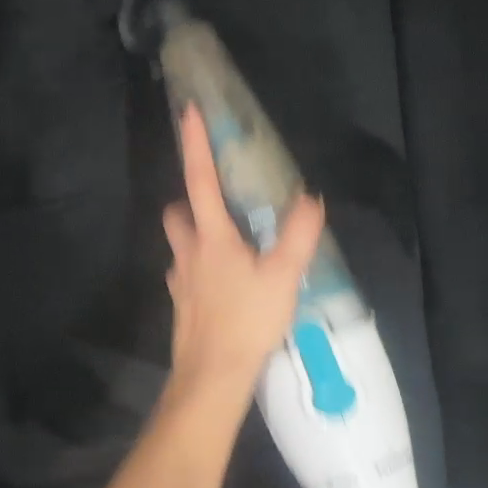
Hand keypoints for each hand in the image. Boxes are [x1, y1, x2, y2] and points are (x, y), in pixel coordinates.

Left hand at [162, 103, 323, 395]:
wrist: (212, 376)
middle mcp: (188, 254)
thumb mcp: (284, 276)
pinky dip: (198, 271)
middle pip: (176, 213)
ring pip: (179, 246)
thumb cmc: (246, 322)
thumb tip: (310, 199)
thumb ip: (299, 234)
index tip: (188, 111)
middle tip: (218, 204)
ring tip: (227, 247)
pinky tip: (221, 287)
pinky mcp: (181, 308)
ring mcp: (179, 282)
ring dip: (194, 237)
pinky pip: (184, 277)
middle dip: (189, 201)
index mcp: (211, 237)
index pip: (200, 180)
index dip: (196, 144)